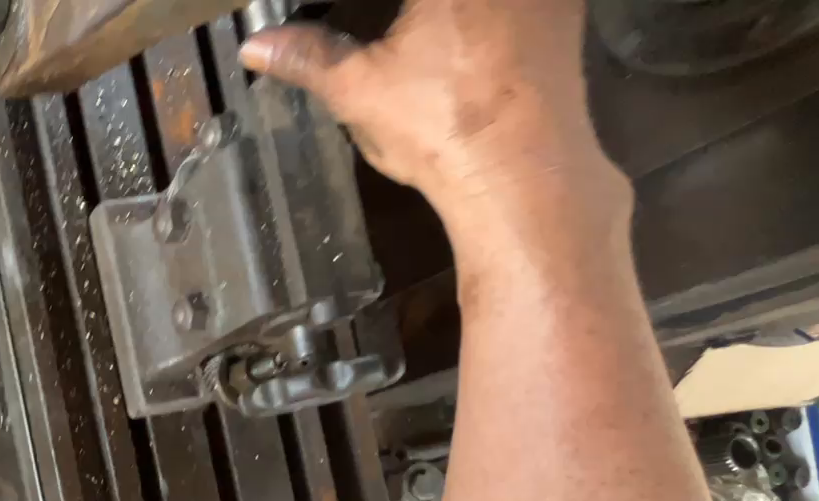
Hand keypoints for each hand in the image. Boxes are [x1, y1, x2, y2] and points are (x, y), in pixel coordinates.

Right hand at [241, 0, 625, 227]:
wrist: (516, 165)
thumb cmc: (434, 122)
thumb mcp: (356, 90)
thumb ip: (308, 57)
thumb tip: (253, 44)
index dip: (347, 6)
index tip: (329, 13)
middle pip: (425, 2)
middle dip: (402, 14)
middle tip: (372, 27)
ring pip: (468, 4)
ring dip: (439, 15)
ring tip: (419, 38)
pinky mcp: (565, 8)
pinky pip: (515, 4)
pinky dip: (477, 17)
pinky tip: (462, 42)